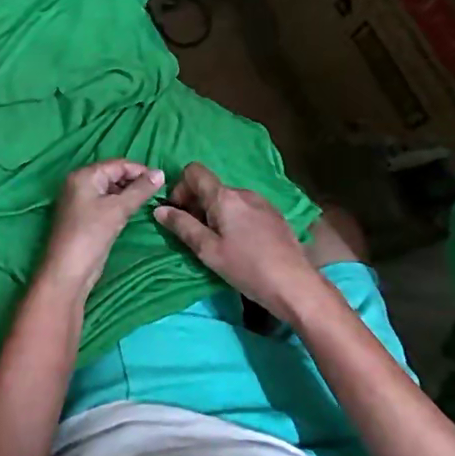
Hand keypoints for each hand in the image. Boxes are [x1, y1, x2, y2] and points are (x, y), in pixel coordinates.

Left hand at [44, 159, 163, 295]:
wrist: (67, 272)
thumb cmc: (91, 234)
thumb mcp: (118, 209)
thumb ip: (141, 190)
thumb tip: (161, 173)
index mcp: (84, 175)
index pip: (118, 164)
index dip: (140, 170)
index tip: (161, 180)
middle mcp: (79, 183)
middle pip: (113, 174)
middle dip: (134, 181)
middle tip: (156, 191)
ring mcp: (79, 200)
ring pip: (110, 189)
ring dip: (128, 193)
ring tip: (147, 201)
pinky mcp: (83, 216)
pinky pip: (105, 202)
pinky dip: (119, 203)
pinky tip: (132, 210)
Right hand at [153, 162, 324, 319]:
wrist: (295, 284)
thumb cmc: (247, 268)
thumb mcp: (208, 251)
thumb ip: (183, 226)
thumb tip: (160, 209)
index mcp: (224, 196)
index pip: (194, 171)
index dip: (180, 188)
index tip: (179, 213)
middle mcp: (243, 191)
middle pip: (211, 187)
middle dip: (196, 205)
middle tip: (194, 236)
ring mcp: (262, 202)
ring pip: (228, 199)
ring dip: (215, 214)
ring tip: (217, 244)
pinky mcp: (274, 215)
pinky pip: (245, 208)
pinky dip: (234, 219)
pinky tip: (240, 245)